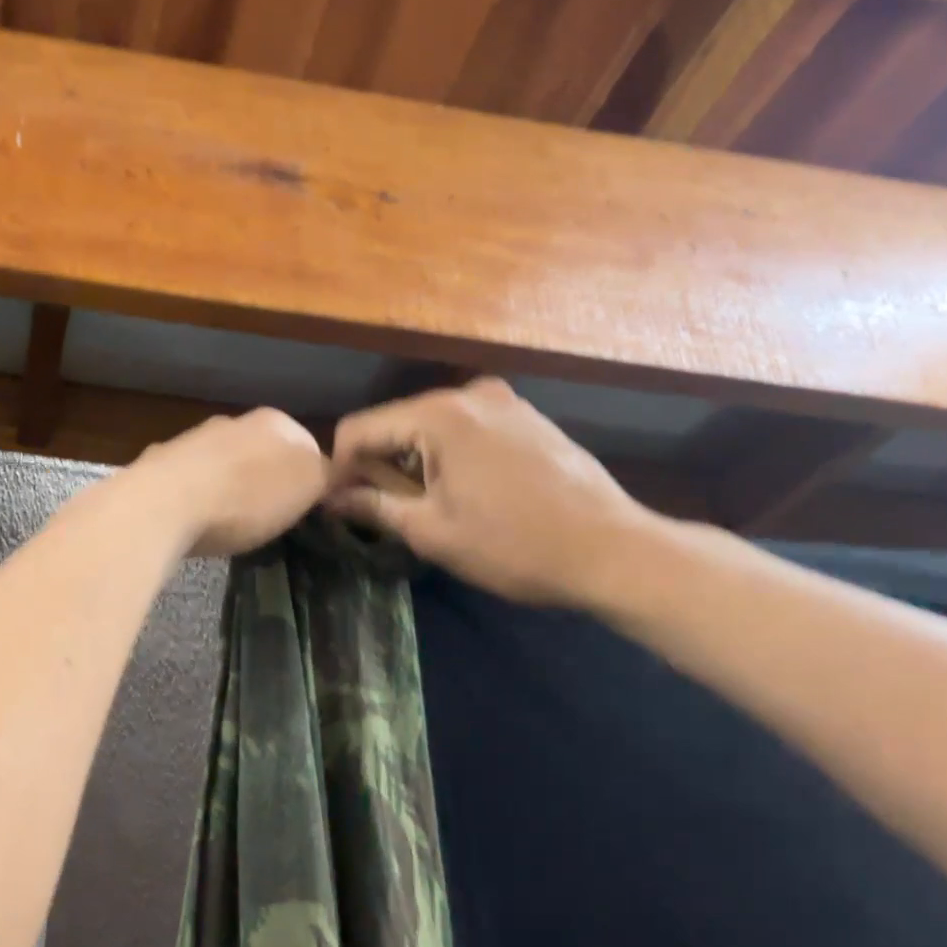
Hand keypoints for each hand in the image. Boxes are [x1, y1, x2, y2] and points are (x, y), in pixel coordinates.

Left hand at [124, 408, 330, 556]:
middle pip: (262, 453)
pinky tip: (193, 522)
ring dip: (227, 488)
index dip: (312, 477)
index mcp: (273, 421)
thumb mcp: (307, 486)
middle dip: (266, 481)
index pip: (307, 444)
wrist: (163, 504)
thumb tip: (329, 472)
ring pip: (222, 465)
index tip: (306, 508)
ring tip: (229, 524)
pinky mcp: (158, 465)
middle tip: (269, 518)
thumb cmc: (245, 496)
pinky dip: (194, 498)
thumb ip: (326, 474)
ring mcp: (190, 440)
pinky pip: (188, 482)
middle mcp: (231, 421)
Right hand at [326, 378, 656, 607]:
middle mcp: (468, 394)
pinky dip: (448, 454)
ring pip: (429, 426)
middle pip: (394, 423)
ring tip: (422, 505)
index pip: (358, 429)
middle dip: (376, 464)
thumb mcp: (431, 531)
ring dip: (413, 461)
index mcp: (438, 416)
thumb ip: (372, 506)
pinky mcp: (528, 417)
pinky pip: (465, 428)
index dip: (339, 469)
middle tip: (377, 511)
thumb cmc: (514, 545)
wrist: (615, 551)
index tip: (337, 506)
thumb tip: (331, 499)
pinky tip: (464, 491)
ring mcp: (504, 402)